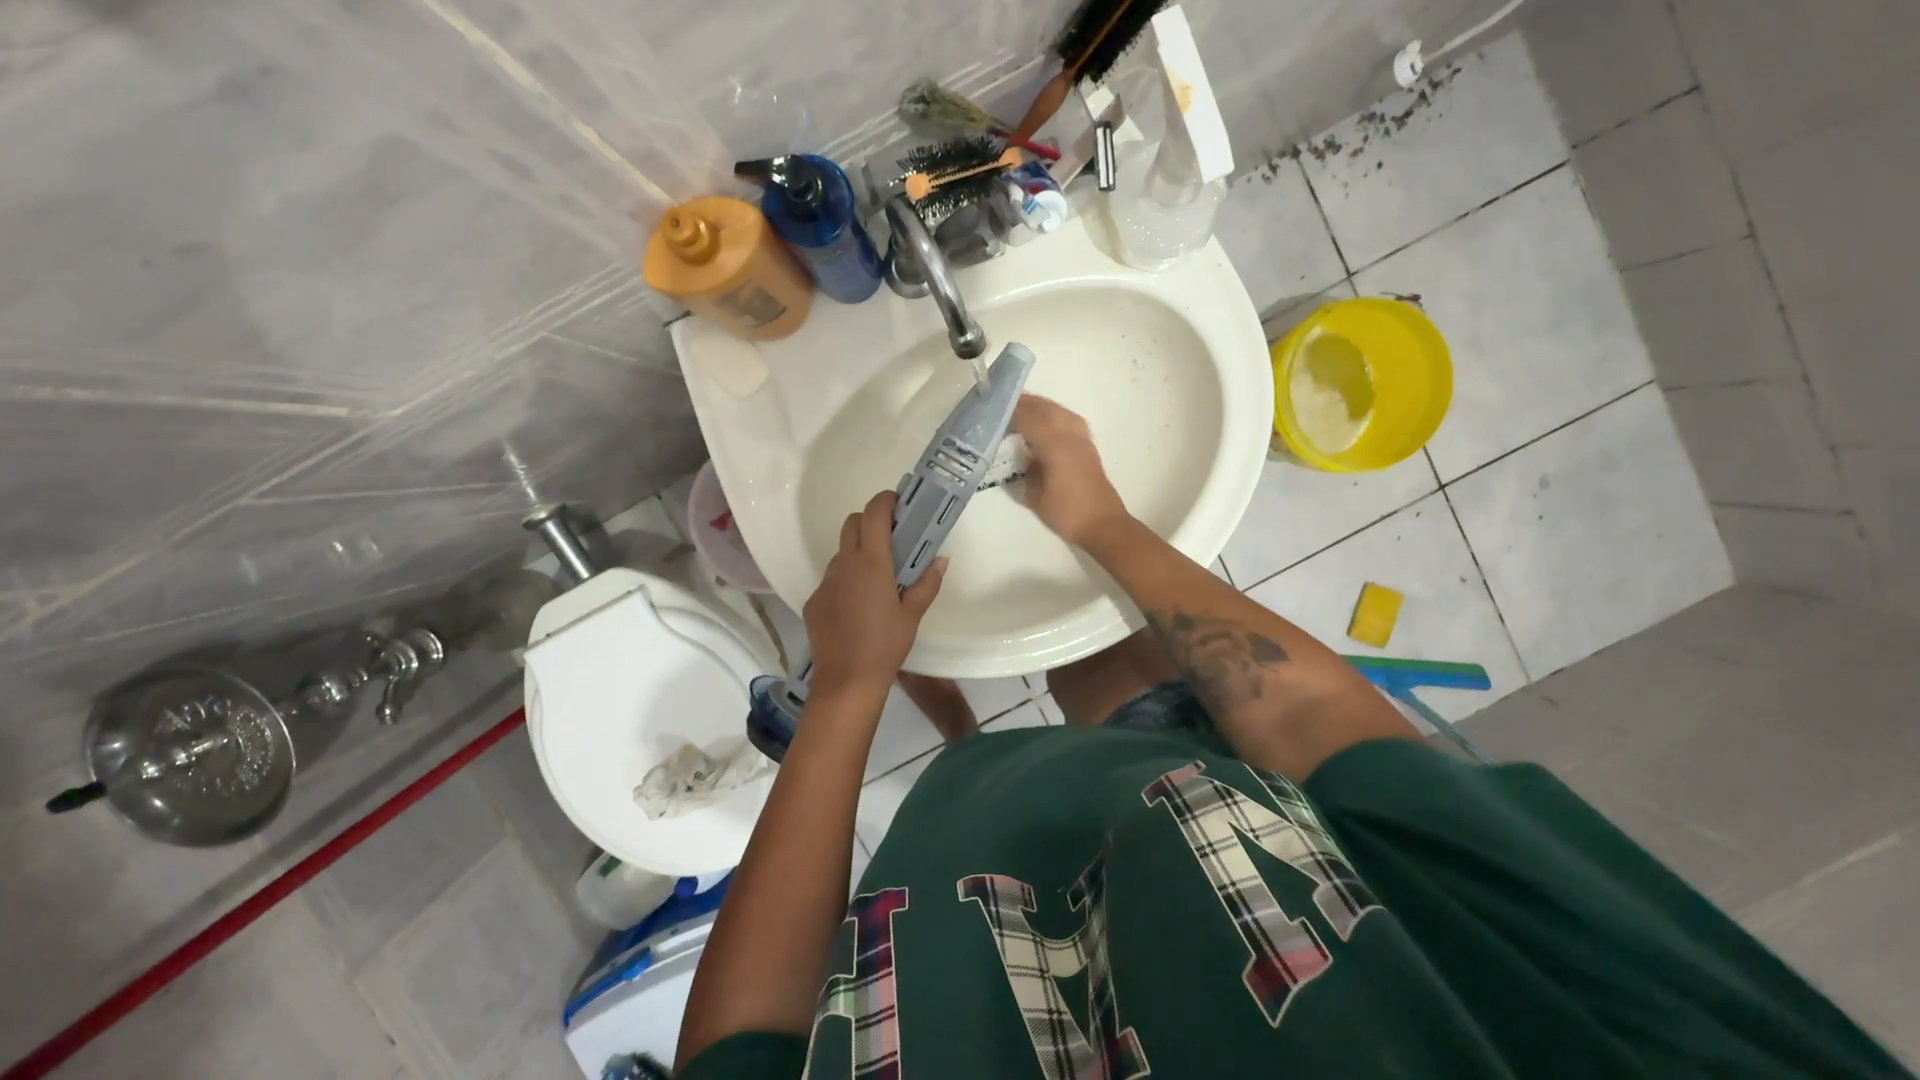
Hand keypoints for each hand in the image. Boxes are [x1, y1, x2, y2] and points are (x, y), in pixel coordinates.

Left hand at [803, 490, 946, 702]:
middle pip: (852, 524)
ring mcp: (825, 582)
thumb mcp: (912, 614)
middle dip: (870, 522)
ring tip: (877, 580)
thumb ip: (927, 582)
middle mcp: (843, 564)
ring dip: (858, 554)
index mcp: (870, 562)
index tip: (899, 502)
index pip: (874, 513)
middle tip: (891, 539)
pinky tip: (857, 608)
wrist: (847, 680)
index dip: (886, 501)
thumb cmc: (886, 644)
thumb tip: (941, 559)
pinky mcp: (813, 601)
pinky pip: (832, 580)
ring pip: (841, 553)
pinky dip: (845, 582)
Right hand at [1010, 394, 1130, 547]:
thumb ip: (1026, 471)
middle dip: (1025, 404)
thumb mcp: (1035, 496)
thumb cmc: (1066, 513)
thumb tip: (1021, 456)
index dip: (1010, 414)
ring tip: (1023, 409)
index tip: (993, 413)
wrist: (1102, 523)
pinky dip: (1055, 415)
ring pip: (1059, 411)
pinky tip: (1047, 422)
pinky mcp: (1088, 446)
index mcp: (1055, 445)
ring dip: (1041, 407)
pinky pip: (1069, 420)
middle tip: (1004, 405)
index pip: (1028, 419)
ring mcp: (1082, 439)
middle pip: (1045, 409)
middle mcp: (1070, 435)